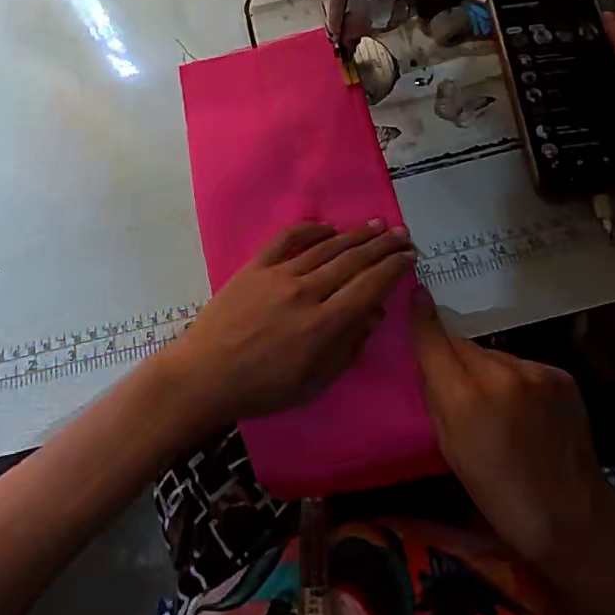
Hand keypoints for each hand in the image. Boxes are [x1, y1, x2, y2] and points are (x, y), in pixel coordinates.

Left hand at [157, 221, 414, 428]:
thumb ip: (348, 348)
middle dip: (382, 246)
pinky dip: (310, 230)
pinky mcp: (256, 267)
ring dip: (354, 235)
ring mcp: (279, 275)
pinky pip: (288, 240)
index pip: (369, 287)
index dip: (393, 269)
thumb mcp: (314, 383)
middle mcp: (306, 292)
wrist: (205, 375)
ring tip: (375, 225)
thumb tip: (373, 314)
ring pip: (326, 247)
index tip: (409, 257)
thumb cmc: (263, 388)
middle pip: (353, 261)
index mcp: (323, 325)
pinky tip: (328, 227)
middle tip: (401, 235)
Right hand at [411, 291, 614, 566]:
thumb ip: (436, 397)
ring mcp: (535, 371)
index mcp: (466, 398)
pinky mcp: (559, 374)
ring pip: (494, 355)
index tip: (416, 292)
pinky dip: (518, 381)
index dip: (421, 317)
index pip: (434, 340)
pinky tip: (527, 410)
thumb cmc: (499, 494)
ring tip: (499, 407)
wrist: (572, 515)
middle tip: (460, 390)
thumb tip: (427, 359)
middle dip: (456, 359)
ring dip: (489, 372)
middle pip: (464, 346)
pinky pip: (523, 366)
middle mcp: (500, 373)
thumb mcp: (450, 449)